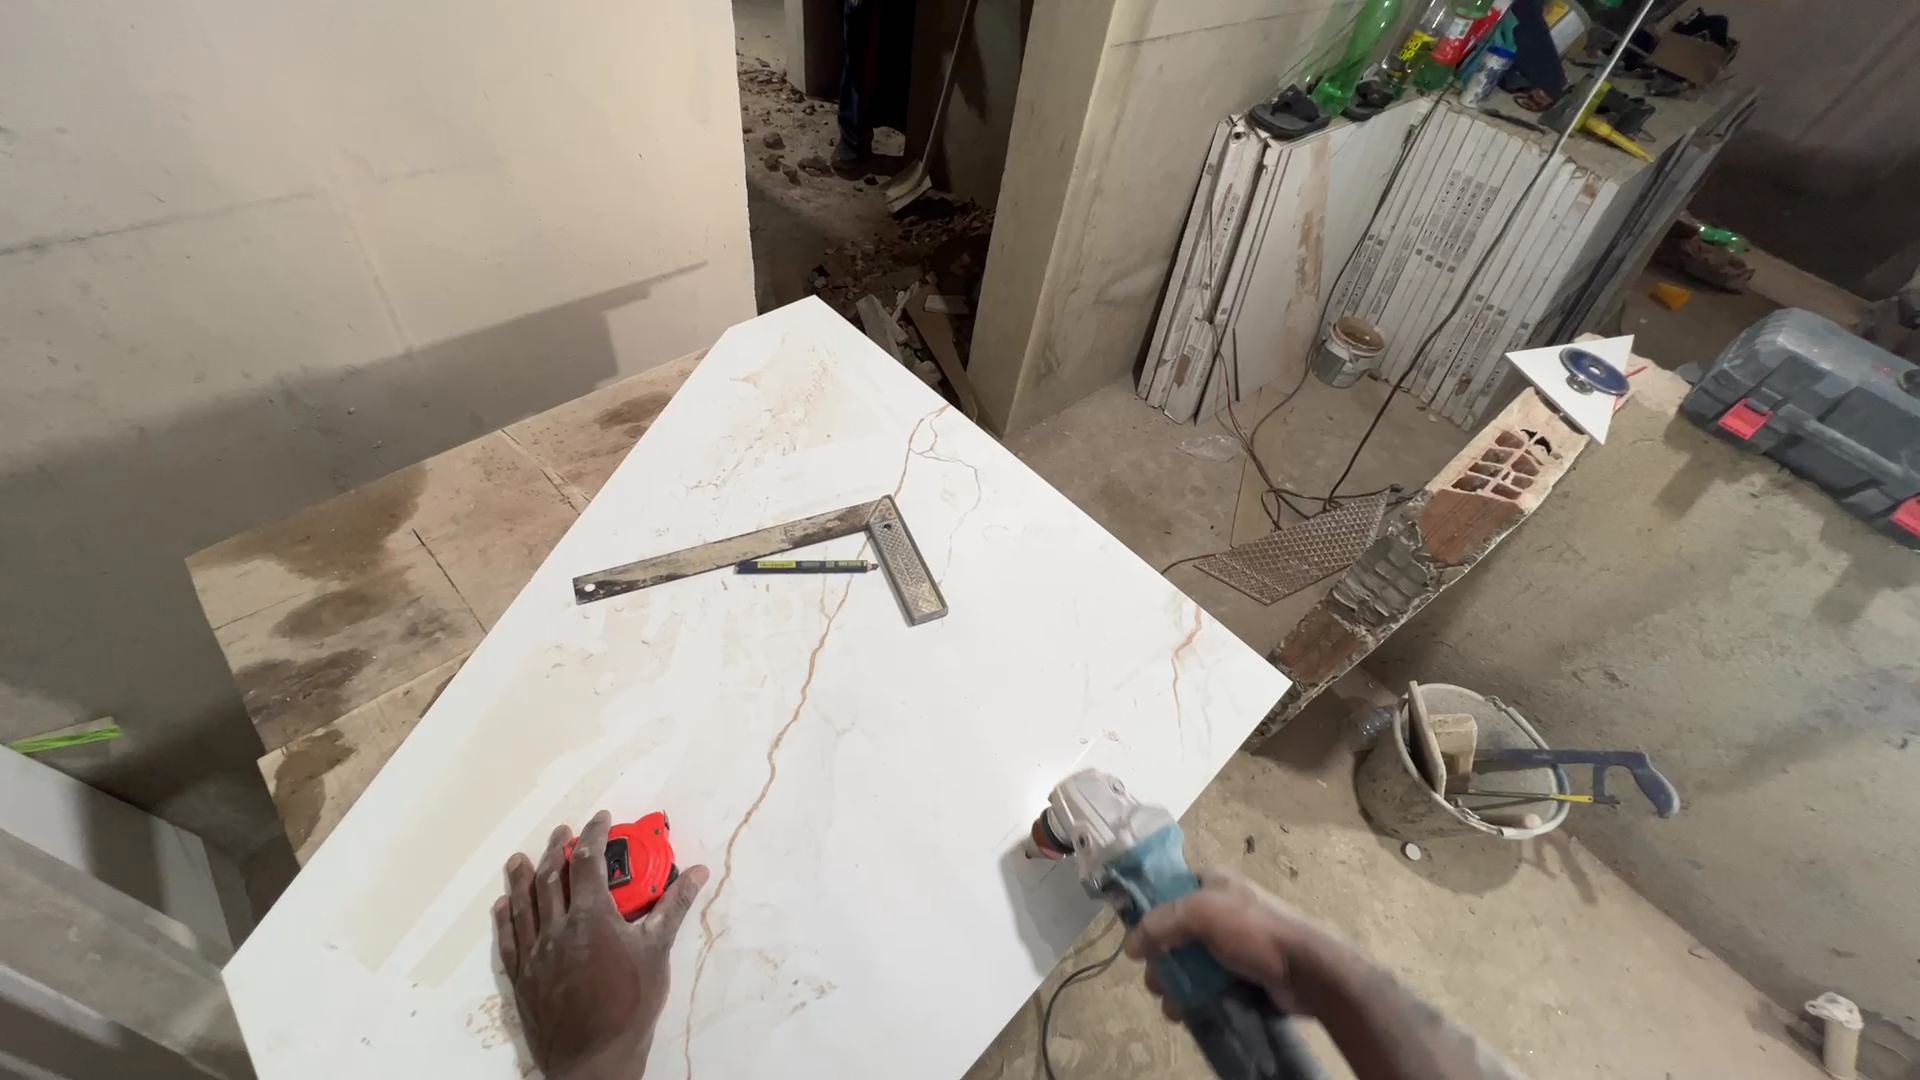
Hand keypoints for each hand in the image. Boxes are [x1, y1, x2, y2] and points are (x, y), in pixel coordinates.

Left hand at [493, 810, 709, 1079]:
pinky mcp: (523, 979)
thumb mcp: (658, 949)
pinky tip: (505, 904)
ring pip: (524, 905)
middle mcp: (558, 930)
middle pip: (551, 878)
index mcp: (592, 917)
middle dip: (557, 850)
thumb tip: (698, 871)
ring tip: (521, 856)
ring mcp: (536, 955)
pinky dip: (507, 918)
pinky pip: (509, 941)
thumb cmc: (631, 1001)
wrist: (594, 1059)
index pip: (589, 863)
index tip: (602, 819)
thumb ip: (674, 905)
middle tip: (564, 831)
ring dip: (522, 877)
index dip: (594, 836)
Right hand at [1122, 867, 1335, 1018]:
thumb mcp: (1201, 913)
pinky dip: (1195, 996)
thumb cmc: (1254, 929)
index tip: (1137, 939)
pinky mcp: (1244, 973)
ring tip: (1170, 1005)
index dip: (1150, 912)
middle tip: (1154, 982)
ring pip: (1191, 961)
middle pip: (1176, 931)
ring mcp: (1234, 943)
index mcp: (1213, 882)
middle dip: (1161, 958)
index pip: (1170, 890)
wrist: (1309, 971)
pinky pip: (1210, 982)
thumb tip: (1129, 945)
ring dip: (1176, 982)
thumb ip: (1162, 922)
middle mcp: (1221, 908)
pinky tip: (1186, 1012)